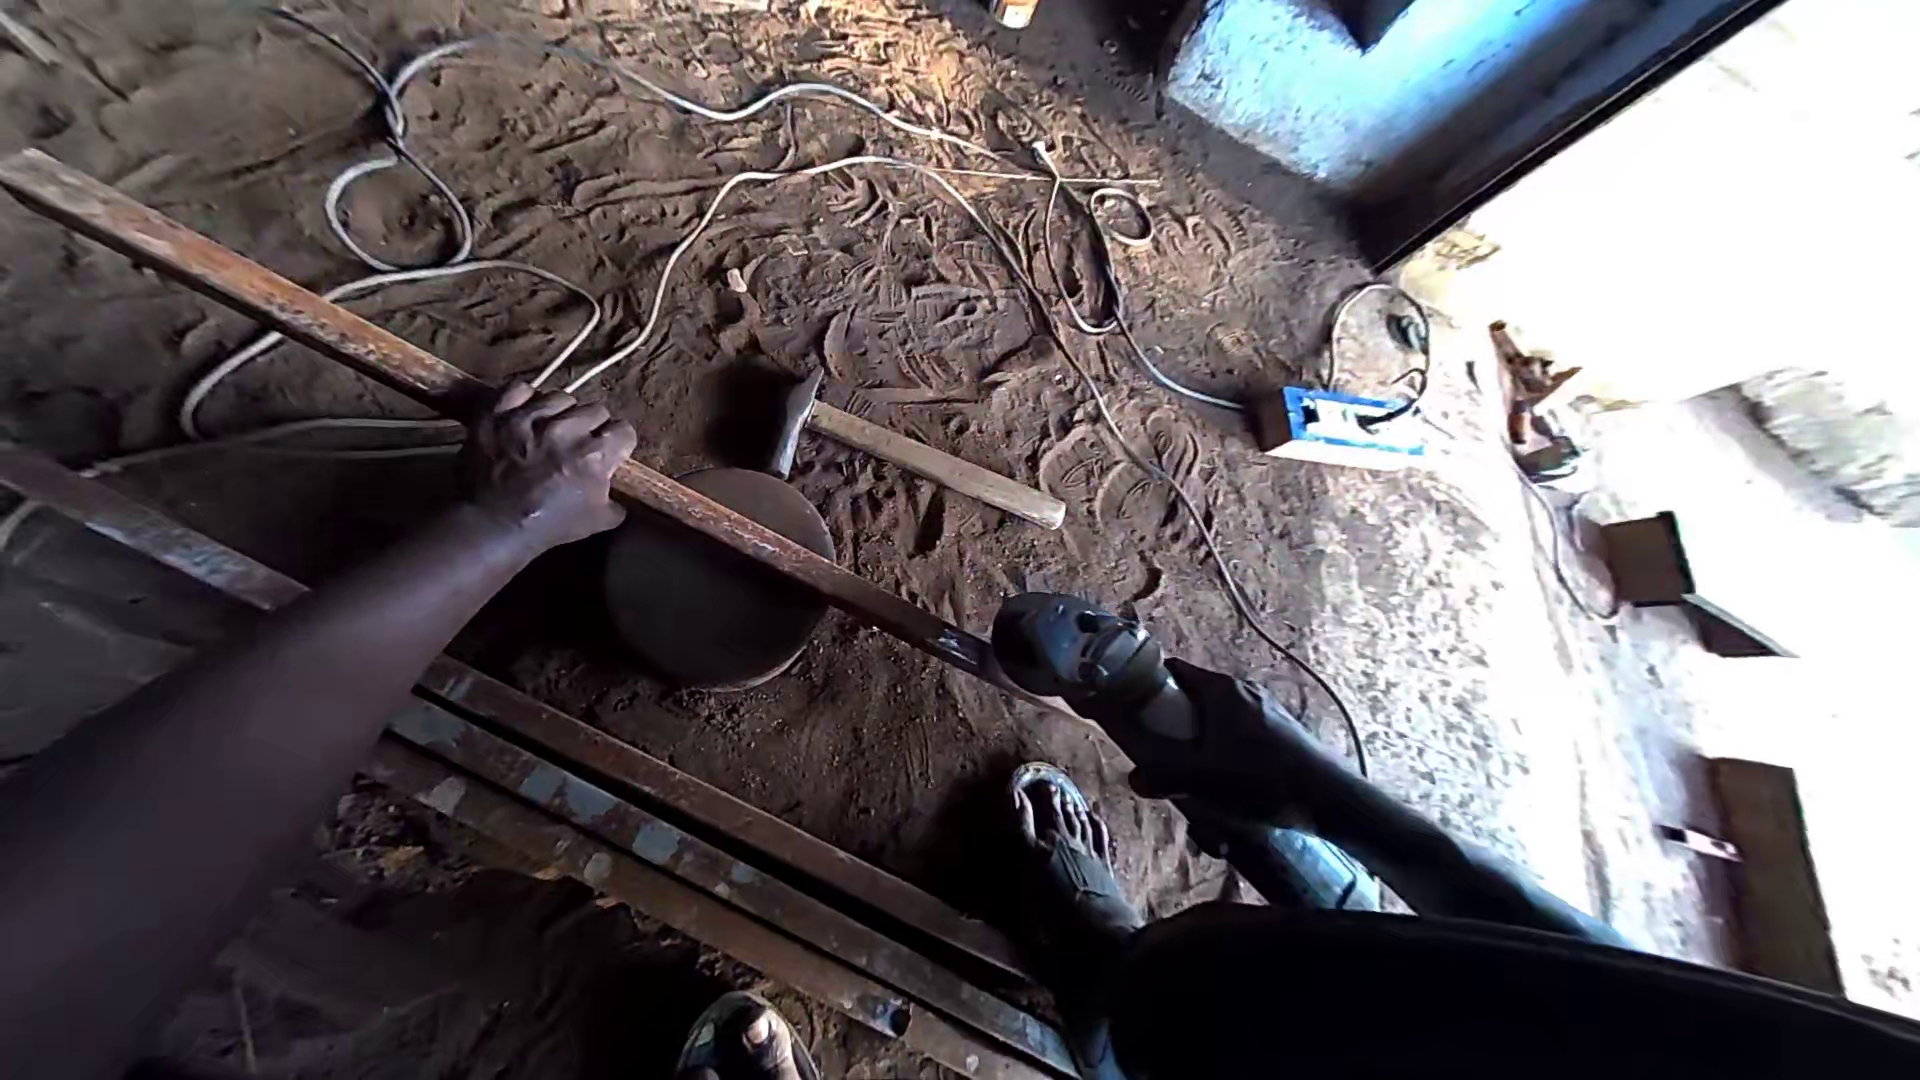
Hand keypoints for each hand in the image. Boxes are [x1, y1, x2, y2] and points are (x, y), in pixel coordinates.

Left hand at [460, 382, 637, 552]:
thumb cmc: (552, 524)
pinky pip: (520, 389)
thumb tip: (614, 482)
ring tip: (552, 428)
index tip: (611, 451)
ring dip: (562, 413)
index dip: (619, 442)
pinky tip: (527, 415)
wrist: (495, 524)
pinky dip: (526, 400)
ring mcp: (529, 418)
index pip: (624, 429)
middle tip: (581, 442)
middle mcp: (566, 430)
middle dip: (594, 426)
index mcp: (596, 454)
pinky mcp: (497, 414)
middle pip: (596, 409)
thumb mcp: (603, 518)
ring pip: (561, 397)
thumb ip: (617, 494)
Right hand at [1126, 658, 1353, 828]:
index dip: (1150, 684)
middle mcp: (1241, 689)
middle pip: (1193, 697)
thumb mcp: (1202, 778)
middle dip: (1176, 725)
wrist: (1333, 799)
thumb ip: (1162, 775)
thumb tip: (1133, 778)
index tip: (1136, 709)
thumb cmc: (1261, 777)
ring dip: (1202, 743)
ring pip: (1217, 719)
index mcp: (1219, 688)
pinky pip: (1239, 733)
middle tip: (1166, 753)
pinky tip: (1232, 785)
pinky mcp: (1281, 730)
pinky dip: (1226, 751)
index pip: (1173, 669)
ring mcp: (1264, 709)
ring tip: (1199, 777)